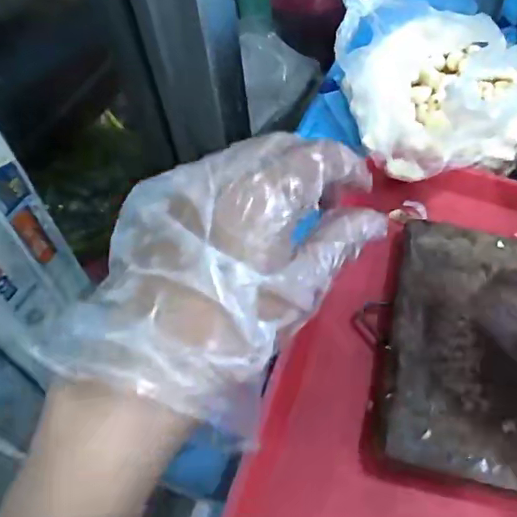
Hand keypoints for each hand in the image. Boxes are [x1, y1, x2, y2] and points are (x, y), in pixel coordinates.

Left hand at [36, 134, 387, 438]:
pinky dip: (243, 182)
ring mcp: (186, 181)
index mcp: (264, 193)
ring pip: (246, 155)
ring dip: (278, 171)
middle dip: (314, 163)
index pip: (319, 154)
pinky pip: (215, 172)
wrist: (140, 371)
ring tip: (291, 210)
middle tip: (331, 199)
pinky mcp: (160, 197)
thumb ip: (340, 242)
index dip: (349, 165)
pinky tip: (246, 219)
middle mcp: (224, 172)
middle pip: (282, 145)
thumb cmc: (234, 332)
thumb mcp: (298, 290)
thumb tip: (375, 219)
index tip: (362, 188)